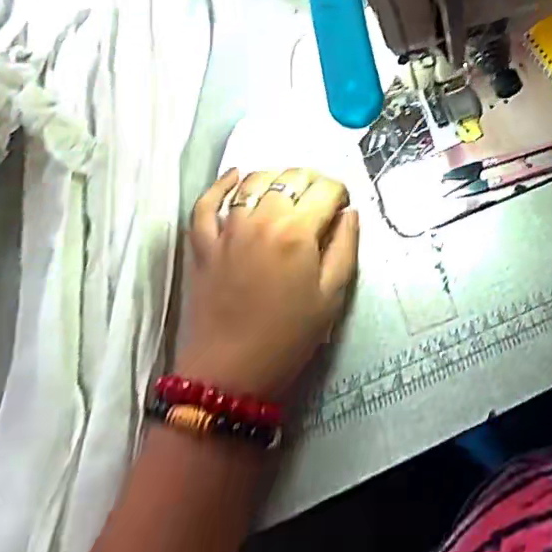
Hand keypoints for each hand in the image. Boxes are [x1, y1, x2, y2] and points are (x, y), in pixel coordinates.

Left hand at [176, 168, 359, 399]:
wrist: (228, 376)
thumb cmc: (289, 337)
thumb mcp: (333, 295)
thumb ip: (346, 246)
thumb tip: (348, 214)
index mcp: (298, 231)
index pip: (327, 188)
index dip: (340, 194)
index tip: (342, 210)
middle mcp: (262, 219)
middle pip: (292, 177)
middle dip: (313, 182)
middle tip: (320, 201)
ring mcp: (227, 229)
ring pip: (254, 181)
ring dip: (276, 178)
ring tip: (287, 191)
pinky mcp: (202, 243)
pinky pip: (207, 202)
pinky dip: (222, 184)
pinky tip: (236, 176)